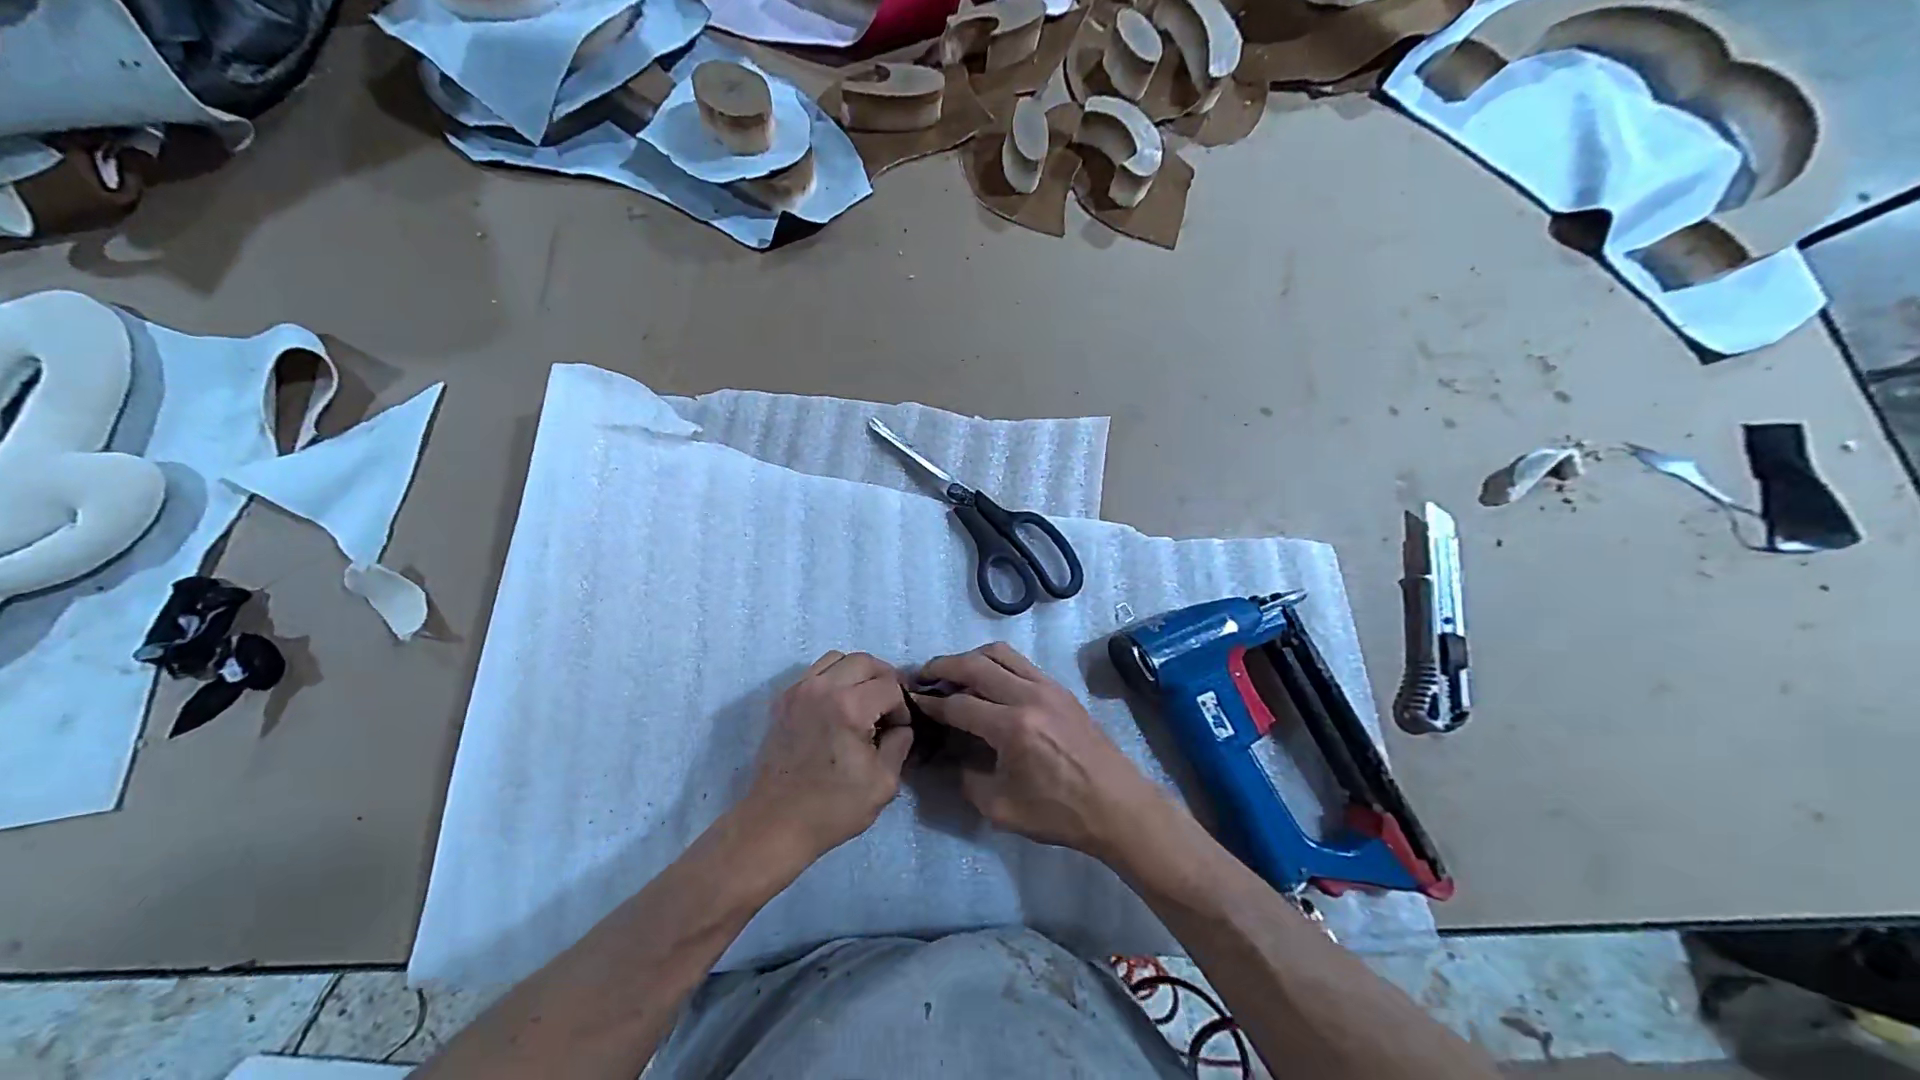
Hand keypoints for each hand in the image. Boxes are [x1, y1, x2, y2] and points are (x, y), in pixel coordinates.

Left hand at [741, 651, 914, 860]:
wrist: (776, 823)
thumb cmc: (833, 807)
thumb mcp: (883, 782)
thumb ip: (899, 744)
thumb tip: (900, 727)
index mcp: (849, 707)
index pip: (890, 686)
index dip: (901, 707)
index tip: (898, 730)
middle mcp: (822, 688)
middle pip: (865, 661)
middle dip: (884, 680)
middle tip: (887, 708)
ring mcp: (798, 691)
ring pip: (838, 659)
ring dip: (857, 674)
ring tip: (863, 701)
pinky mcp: (783, 700)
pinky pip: (815, 672)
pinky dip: (832, 679)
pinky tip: (837, 707)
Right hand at [914, 643, 1168, 862]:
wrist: (1117, 805)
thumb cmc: (1059, 813)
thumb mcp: (1001, 808)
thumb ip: (967, 778)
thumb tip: (950, 756)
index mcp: (1012, 727)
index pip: (959, 704)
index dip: (931, 703)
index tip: (913, 702)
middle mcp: (1029, 696)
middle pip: (975, 665)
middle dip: (943, 667)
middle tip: (923, 676)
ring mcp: (1048, 687)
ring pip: (999, 653)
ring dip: (970, 657)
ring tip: (953, 673)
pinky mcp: (1060, 689)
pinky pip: (1020, 662)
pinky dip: (996, 663)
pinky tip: (987, 681)